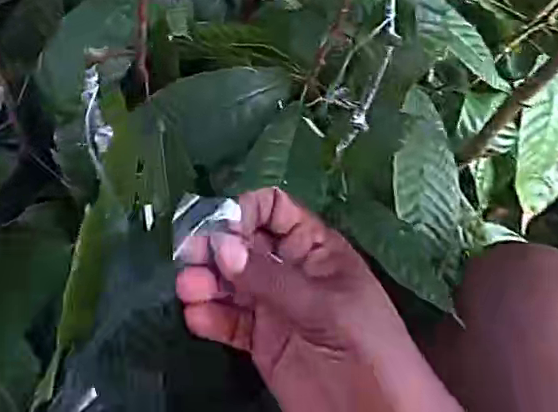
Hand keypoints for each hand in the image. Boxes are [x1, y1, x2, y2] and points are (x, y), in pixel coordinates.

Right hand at [175, 188, 462, 411]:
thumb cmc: (369, 347)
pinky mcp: (263, 342)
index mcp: (314, 245)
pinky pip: (231, 322)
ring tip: (188, 288)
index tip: (221, 226)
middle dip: (215, 245)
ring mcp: (275, 305)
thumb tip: (222, 245)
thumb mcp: (325, 307)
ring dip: (207, 281)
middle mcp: (290, 268)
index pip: (273, 209)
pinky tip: (196, 317)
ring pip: (232, 282)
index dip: (246, 210)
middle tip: (189, 256)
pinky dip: (211, 317)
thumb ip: (272, 279)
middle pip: (244, 242)